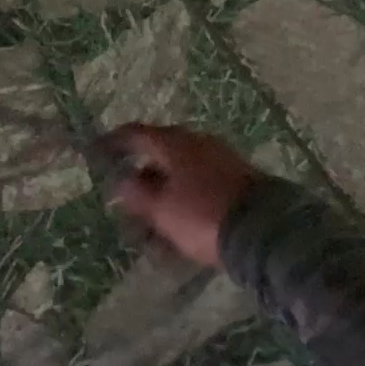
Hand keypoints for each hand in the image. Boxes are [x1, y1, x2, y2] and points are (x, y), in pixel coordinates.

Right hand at [100, 123, 258, 266]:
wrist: (269, 231)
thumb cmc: (204, 215)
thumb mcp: (161, 209)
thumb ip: (136, 193)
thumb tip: (120, 181)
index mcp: (174, 142)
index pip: (135, 134)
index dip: (112, 143)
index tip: (95, 152)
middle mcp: (197, 143)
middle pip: (160, 155)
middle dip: (141, 177)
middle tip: (126, 200)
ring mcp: (221, 160)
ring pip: (181, 173)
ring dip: (163, 194)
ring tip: (152, 223)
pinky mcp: (239, 181)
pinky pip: (201, 185)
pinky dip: (185, 200)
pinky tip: (181, 223)